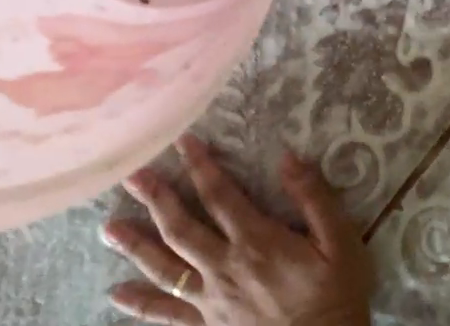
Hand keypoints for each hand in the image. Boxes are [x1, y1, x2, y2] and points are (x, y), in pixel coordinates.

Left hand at [103, 135, 371, 325]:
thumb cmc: (337, 292)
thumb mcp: (340, 239)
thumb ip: (314, 196)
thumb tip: (288, 157)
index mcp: (257, 241)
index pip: (220, 195)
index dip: (200, 167)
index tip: (183, 141)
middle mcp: (224, 268)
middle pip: (181, 228)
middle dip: (156, 198)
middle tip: (132, 175)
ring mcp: (210, 301)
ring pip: (164, 268)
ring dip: (136, 245)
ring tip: (109, 226)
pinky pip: (165, 314)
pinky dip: (139, 304)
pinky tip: (116, 293)